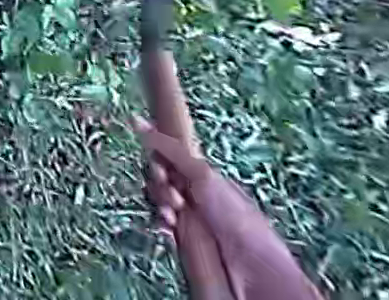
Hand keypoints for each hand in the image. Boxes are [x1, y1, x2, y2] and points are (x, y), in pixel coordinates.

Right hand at [133, 118, 323, 299]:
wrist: (254, 270)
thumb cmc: (233, 215)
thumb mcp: (201, 173)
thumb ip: (169, 147)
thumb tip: (135, 118)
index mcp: (202, 174)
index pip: (167, 157)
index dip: (159, 160)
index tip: (161, 168)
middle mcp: (194, 193)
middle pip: (160, 178)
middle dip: (160, 184)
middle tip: (173, 193)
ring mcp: (189, 217)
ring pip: (159, 201)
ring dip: (161, 203)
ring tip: (175, 214)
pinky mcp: (185, 241)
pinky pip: (162, 225)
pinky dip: (162, 223)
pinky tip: (170, 227)